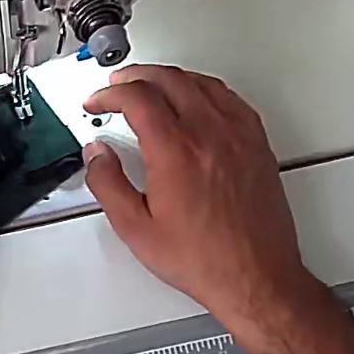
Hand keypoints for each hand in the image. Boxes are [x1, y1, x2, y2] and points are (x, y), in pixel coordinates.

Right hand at [81, 65, 326, 327]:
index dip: (110, 94)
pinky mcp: (256, 145)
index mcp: (176, 153)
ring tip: (147, 84)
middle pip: (169, 80)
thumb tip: (97, 155)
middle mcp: (210, 136)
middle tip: (115, 86)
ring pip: (201, 83)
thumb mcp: (134, 227)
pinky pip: (229, 98)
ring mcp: (238, 137)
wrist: (254, 276)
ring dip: (168, 77)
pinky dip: (203, 87)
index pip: (138, 99)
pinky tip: (194, 96)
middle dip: (135, 76)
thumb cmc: (202, 257)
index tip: (97, 102)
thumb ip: (108, 184)